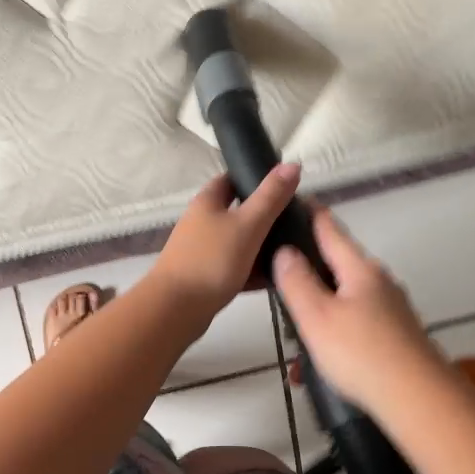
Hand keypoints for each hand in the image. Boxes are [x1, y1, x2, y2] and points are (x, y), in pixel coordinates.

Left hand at [148, 165, 299, 312]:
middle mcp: (202, 224)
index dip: (256, 178)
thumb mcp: (247, 224)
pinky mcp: (207, 279)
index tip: (287, 186)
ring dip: (263, 247)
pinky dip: (255, 272)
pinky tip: (279, 278)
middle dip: (267, 216)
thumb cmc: (211, 260)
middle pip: (239, 213)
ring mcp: (203, 252)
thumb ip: (271, 197)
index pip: (232, 179)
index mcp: (207, 202)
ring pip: (240, 243)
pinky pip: (237, 270)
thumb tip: (292, 164)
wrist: (175, 309)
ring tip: (296, 250)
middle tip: (299, 221)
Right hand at [272, 207, 442, 408]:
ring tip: (294, 326)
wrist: (416, 397)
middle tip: (279, 272)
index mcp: (360, 270)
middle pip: (339, 265)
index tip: (294, 200)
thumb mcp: (317, 316)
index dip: (311, 214)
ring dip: (319, 308)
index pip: (331, 231)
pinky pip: (355, 324)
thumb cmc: (361, 353)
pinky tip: (320, 358)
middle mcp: (380, 283)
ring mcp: (392, 310)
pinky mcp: (395, 336)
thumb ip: (297, 282)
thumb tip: (285, 251)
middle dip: (310, 268)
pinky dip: (333, 333)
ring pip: (346, 299)